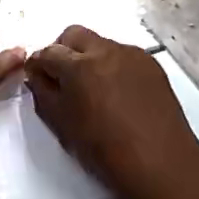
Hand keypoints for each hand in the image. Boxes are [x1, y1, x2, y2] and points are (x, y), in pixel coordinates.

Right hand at [25, 26, 198, 198]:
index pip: (48, 52)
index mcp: (80, 66)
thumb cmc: (106, 151)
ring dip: (88, 58)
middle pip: (74, 35)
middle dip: (62, 50)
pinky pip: (123, 56)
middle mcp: (106, 51)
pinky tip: (116, 93)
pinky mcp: (151, 65)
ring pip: (100, 44)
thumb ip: (45, 94)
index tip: (37, 77)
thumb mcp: (63, 125)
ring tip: (92, 89)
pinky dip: (112, 66)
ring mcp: (132, 55)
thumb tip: (39, 77)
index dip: (38, 64)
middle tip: (61, 77)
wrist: (162, 164)